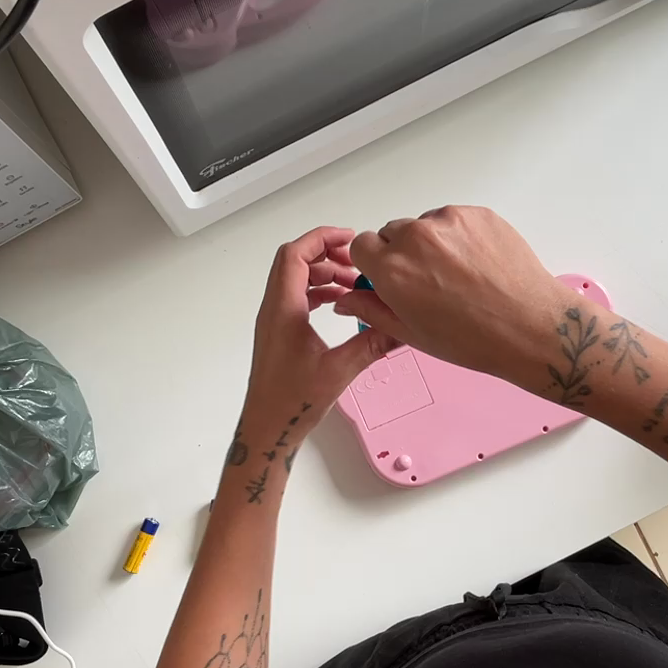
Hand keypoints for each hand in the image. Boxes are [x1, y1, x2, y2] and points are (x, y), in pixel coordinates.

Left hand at [239, 227, 394, 452]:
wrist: (267, 428)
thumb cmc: (291, 402)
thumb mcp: (339, 370)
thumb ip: (371, 343)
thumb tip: (400, 327)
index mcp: (283, 309)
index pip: (295, 255)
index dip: (322, 238)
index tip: (350, 238)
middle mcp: (274, 310)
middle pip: (295, 262)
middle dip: (328, 255)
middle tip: (358, 264)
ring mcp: (274, 322)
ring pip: (295, 281)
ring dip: (324, 275)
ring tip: (355, 285)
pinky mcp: (278, 334)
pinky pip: (296, 299)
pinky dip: (318, 293)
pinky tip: (340, 305)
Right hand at [336, 206, 570, 386]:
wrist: (529, 326)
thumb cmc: (472, 338)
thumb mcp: (411, 333)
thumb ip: (371, 310)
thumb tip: (346, 300)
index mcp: (392, 270)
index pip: (361, 246)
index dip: (373, 265)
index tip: (388, 279)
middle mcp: (416, 238)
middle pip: (391, 233)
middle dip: (401, 254)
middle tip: (426, 282)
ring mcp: (449, 222)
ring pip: (423, 225)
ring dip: (430, 244)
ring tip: (456, 276)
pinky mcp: (477, 213)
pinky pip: (453, 220)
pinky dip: (457, 238)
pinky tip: (474, 266)